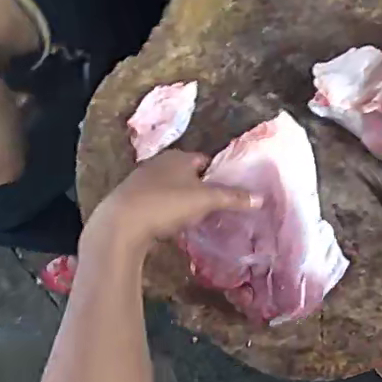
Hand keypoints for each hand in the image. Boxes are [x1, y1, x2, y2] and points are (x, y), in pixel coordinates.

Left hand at [85, 150, 256, 256]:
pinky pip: (159, 201)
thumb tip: (261, 198)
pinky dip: (169, 209)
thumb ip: (234, 198)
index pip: (207, 161)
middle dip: (203, 188)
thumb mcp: (207, 200)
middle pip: (190, 174)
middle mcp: (159, 163)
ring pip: (174, 188)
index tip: (230, 191)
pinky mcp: (131, 199)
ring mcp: (142, 180)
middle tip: (218, 205)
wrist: (120, 225)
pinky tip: (174, 223)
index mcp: (179, 156)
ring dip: (185, 200)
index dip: (220, 175)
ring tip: (198, 217)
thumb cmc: (167, 204)